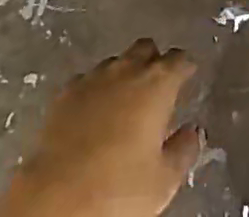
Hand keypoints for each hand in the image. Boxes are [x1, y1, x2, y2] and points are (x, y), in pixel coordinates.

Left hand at [0, 39, 200, 216]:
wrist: (54, 201)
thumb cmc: (118, 190)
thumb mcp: (164, 180)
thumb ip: (184, 149)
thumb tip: (194, 130)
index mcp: (157, 84)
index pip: (179, 59)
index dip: (186, 66)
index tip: (189, 76)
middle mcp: (126, 69)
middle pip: (145, 48)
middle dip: (154, 61)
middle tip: (157, 88)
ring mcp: (92, 78)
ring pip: (115, 61)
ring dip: (124, 73)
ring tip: (125, 102)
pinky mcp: (64, 93)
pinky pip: (87, 80)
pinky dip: (96, 89)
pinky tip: (93, 112)